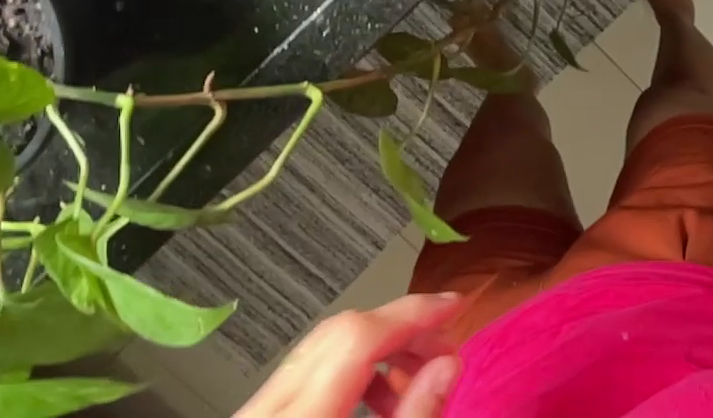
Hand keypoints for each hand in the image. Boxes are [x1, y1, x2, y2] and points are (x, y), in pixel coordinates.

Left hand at [236, 293, 463, 417]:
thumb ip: (414, 417)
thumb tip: (450, 362)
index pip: (357, 337)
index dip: (413, 313)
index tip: (457, 305)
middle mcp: (267, 408)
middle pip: (339, 333)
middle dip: (401, 330)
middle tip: (445, 350)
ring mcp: (254, 411)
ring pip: (321, 351)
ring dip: (378, 354)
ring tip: (416, 386)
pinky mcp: (258, 417)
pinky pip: (306, 376)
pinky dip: (349, 376)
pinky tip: (380, 403)